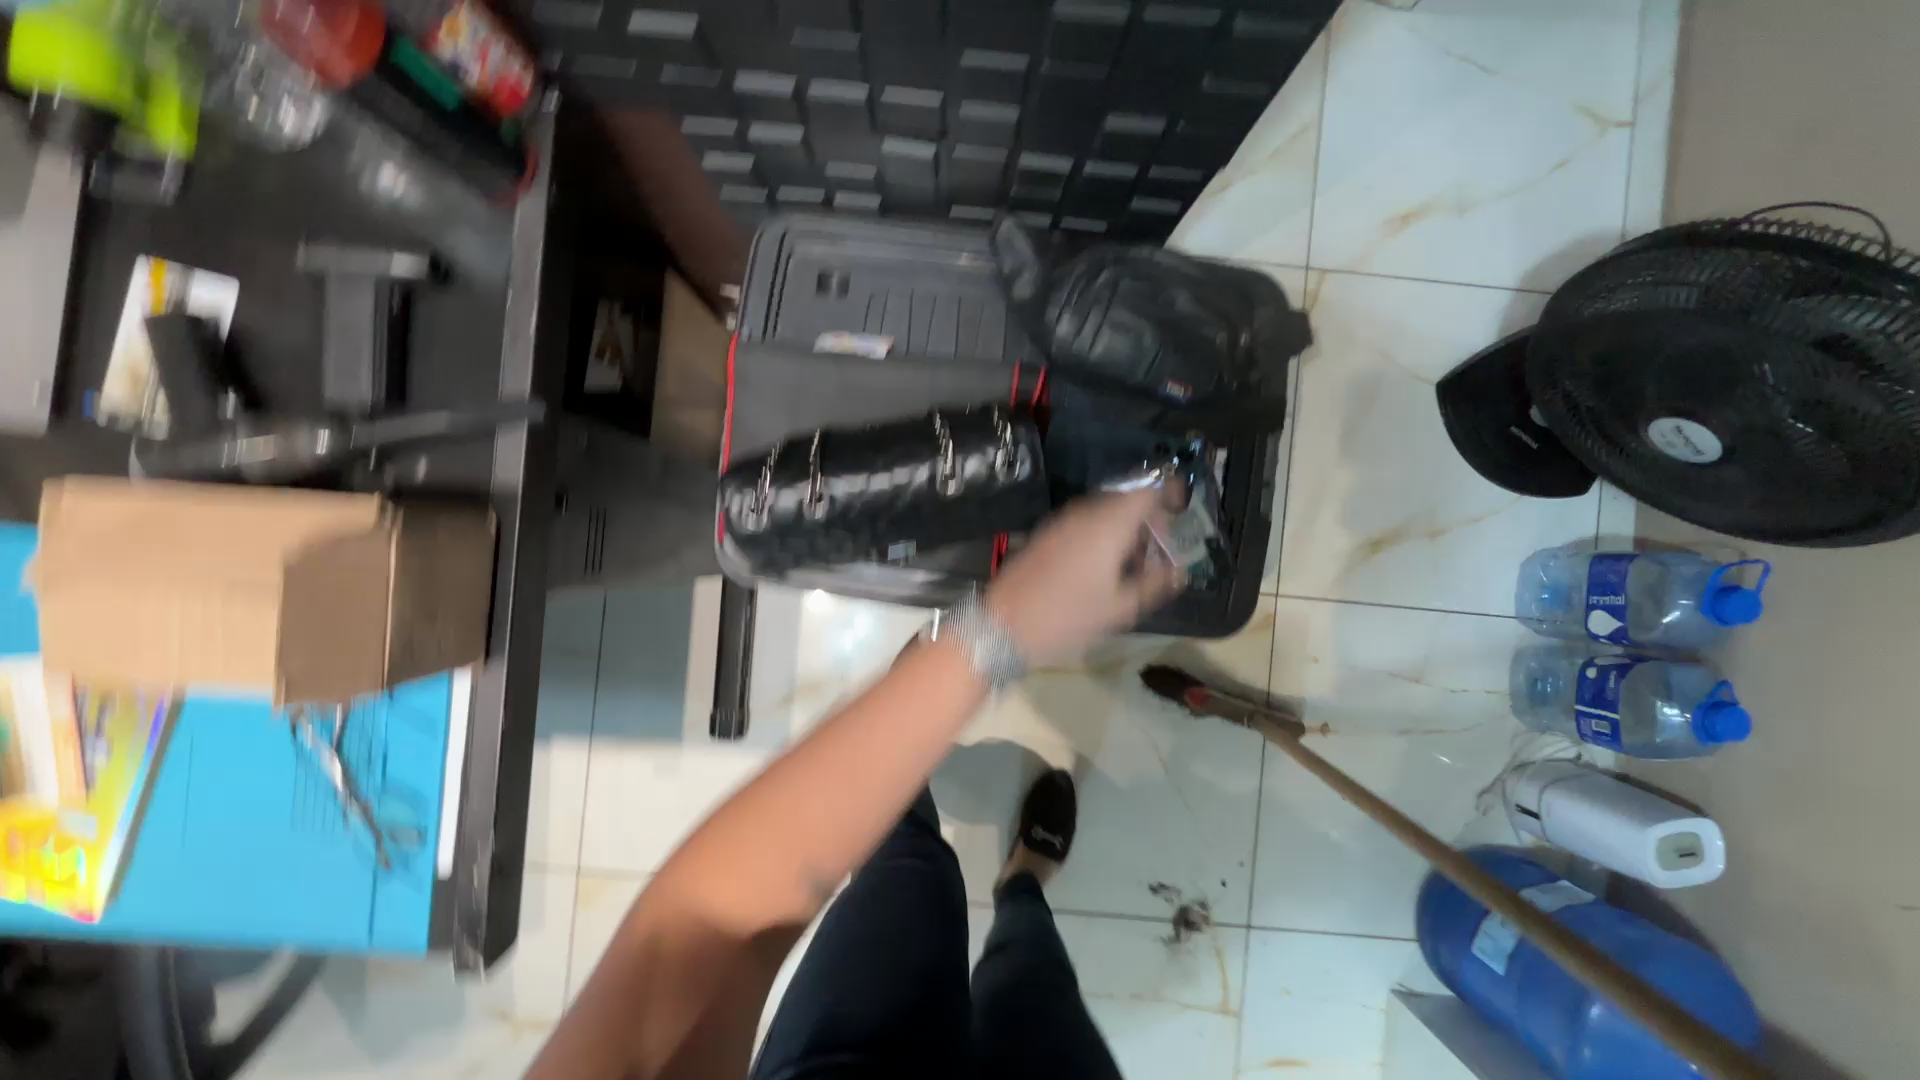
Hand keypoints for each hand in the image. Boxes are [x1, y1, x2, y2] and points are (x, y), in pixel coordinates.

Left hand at [985, 487, 1185, 665]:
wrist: (1002, 625)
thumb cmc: (1066, 618)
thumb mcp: (1119, 609)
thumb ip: (1154, 584)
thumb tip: (1179, 571)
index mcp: (1108, 524)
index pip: (1147, 489)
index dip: (1168, 495)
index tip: (1180, 515)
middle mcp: (1085, 513)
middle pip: (1126, 500)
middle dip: (1148, 522)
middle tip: (1157, 557)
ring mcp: (1061, 522)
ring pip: (1104, 513)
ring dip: (1124, 531)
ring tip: (1132, 568)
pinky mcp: (1045, 535)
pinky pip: (1084, 524)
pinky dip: (1102, 536)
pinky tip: (1102, 570)